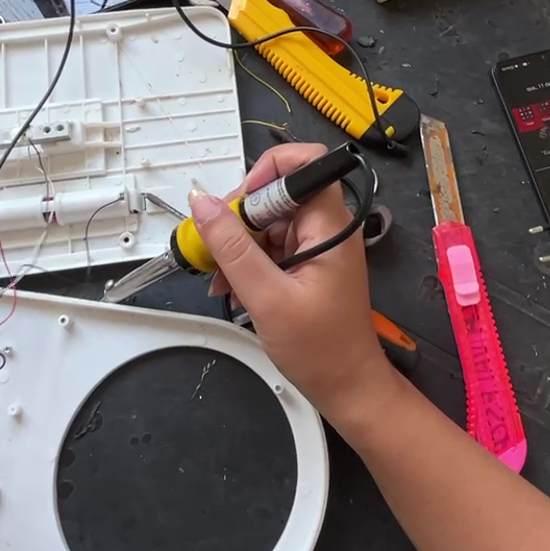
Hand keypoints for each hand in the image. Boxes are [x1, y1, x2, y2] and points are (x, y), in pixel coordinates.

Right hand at [193, 143, 398, 421]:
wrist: (347, 387)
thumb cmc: (320, 349)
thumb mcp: (267, 298)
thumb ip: (232, 248)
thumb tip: (202, 203)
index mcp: (331, 225)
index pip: (305, 163)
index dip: (268, 171)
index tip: (239, 202)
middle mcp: (327, 226)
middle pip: (277, 192)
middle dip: (241, 215)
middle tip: (217, 247)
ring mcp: (317, 243)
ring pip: (268, 220)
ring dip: (239, 244)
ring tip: (221, 277)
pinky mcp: (307, 261)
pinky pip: (270, 244)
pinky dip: (247, 260)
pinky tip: (232, 285)